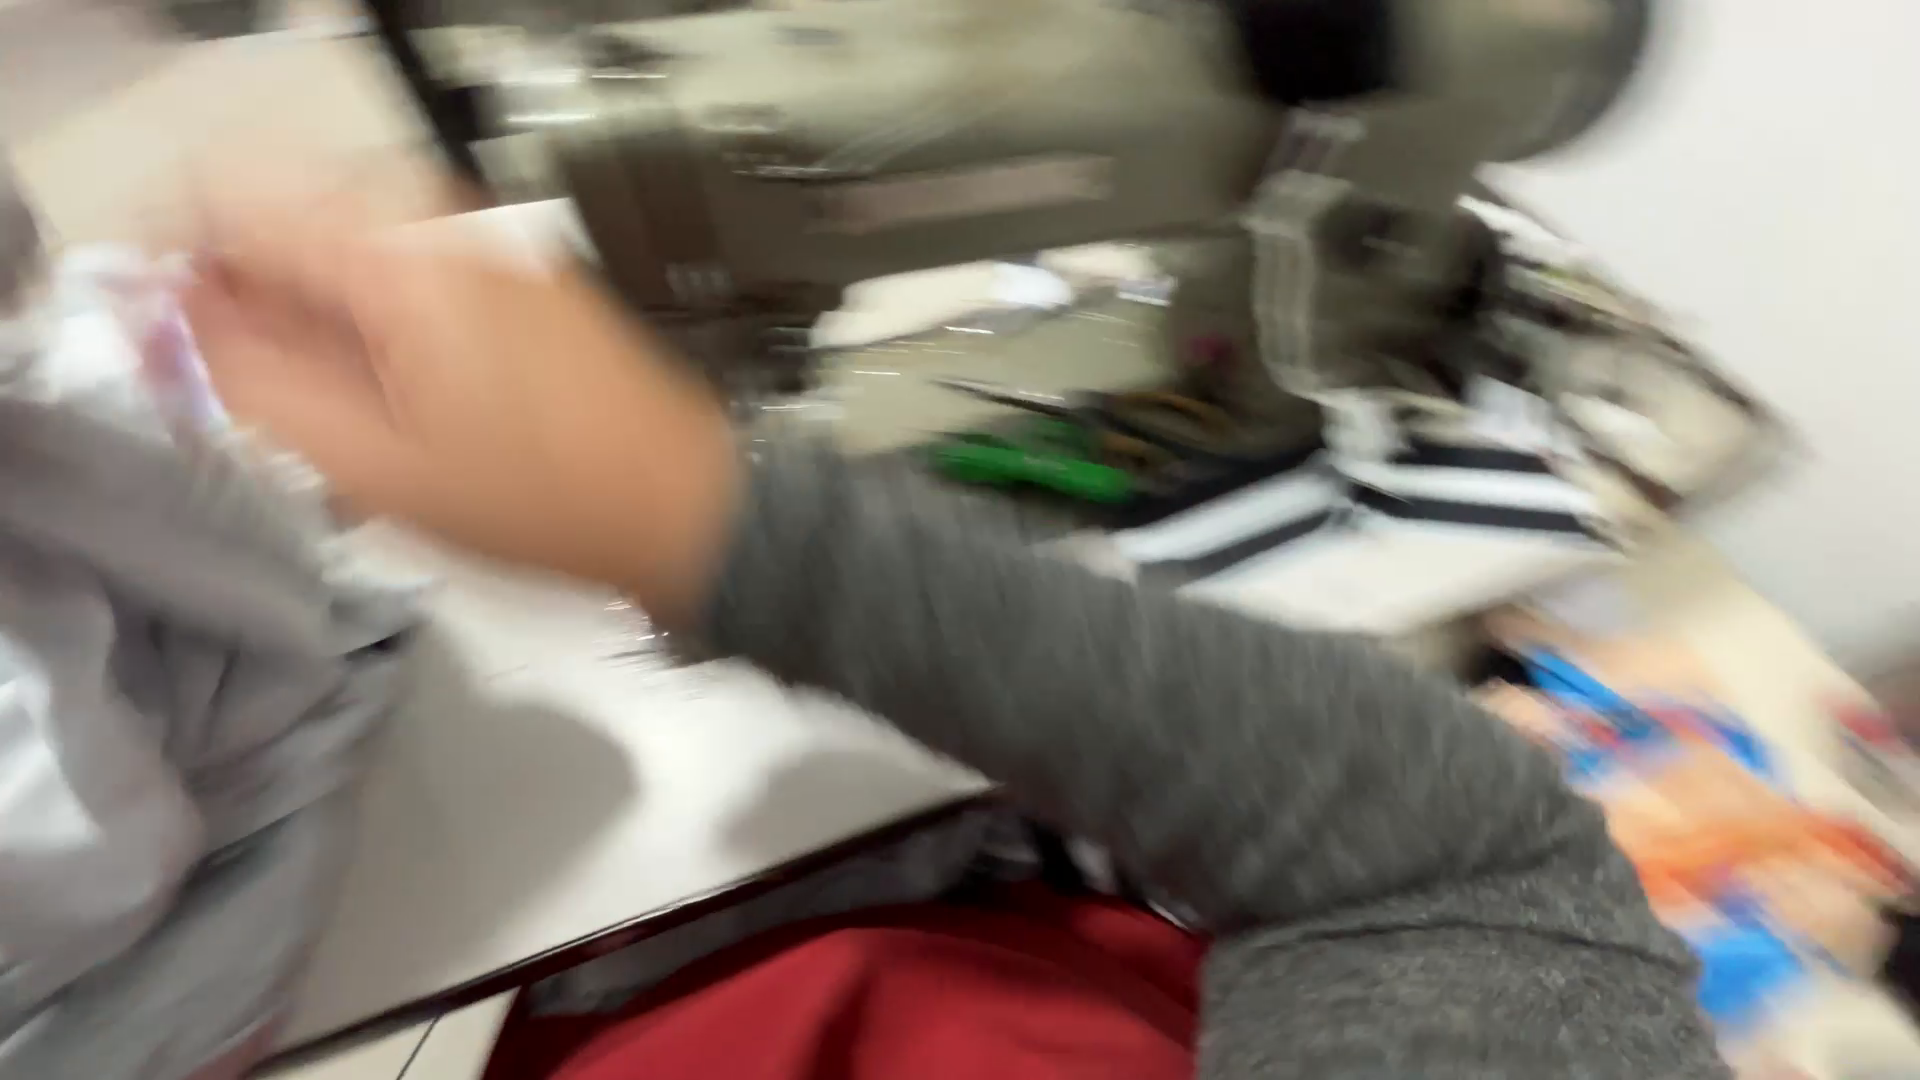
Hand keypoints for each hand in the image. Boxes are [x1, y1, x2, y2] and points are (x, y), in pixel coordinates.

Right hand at [184, 198, 740, 625]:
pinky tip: (441, 395)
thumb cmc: (562, 504)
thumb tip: (190, 320)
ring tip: (383, 408)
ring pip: (380, 253)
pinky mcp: (554, 288)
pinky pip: (447, 279)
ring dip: (351, 318)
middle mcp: (470, 231)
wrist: (691, 509)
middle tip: (308, 395)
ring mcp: (522, 255)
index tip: (205, 343)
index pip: (237, 198)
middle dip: (283, 300)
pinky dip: (416, 324)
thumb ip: (259, 382)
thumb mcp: (381, 466)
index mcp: (411, 256)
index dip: (199, 273)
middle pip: (313, 219)